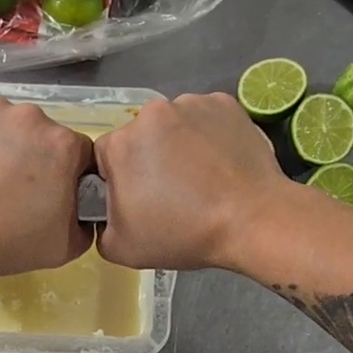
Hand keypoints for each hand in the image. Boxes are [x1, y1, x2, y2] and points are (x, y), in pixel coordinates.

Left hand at [0, 97, 96, 278]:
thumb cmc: (6, 242)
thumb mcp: (65, 247)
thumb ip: (85, 222)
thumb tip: (84, 210)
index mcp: (65, 145)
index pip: (78, 155)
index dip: (65, 176)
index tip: (47, 194)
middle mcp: (32, 115)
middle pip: (41, 135)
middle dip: (32, 158)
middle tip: (11, 191)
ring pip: (5, 124)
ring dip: (0, 144)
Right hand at [94, 93, 292, 271]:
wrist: (252, 220)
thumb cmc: (183, 234)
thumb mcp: (121, 249)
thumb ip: (100, 226)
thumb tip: (108, 211)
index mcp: (120, 144)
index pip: (104, 158)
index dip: (118, 181)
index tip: (138, 201)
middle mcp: (151, 113)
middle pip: (139, 137)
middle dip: (148, 160)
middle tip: (170, 193)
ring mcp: (192, 103)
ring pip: (173, 126)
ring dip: (178, 146)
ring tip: (199, 179)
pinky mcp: (225, 103)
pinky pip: (204, 120)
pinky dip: (207, 137)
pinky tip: (218, 165)